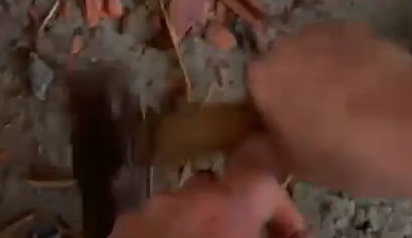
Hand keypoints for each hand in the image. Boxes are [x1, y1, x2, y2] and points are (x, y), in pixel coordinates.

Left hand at [109, 140, 305, 237]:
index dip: (281, 206)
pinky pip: (151, 228)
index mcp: (225, 209)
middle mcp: (183, 199)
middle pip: (217, 190)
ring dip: (199, 231)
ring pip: (181, 209)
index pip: (262, 180)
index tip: (293, 237)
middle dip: (235, 218)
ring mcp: (145, 213)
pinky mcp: (119, 232)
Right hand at [247, 22, 411, 194]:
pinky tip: (374, 90)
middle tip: (325, 123)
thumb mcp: (296, 168)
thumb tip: (245, 149)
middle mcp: (283, 45)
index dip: (273, 113)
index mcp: (261, 78)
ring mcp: (320, 31)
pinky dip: (352, 63)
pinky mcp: (354, 27)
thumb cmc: (345, 153)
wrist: (410, 126)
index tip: (293, 133)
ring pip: (314, 54)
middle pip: (284, 67)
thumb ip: (262, 153)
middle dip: (298, 88)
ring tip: (356, 107)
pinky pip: (343, 46)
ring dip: (325, 73)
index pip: (255, 92)